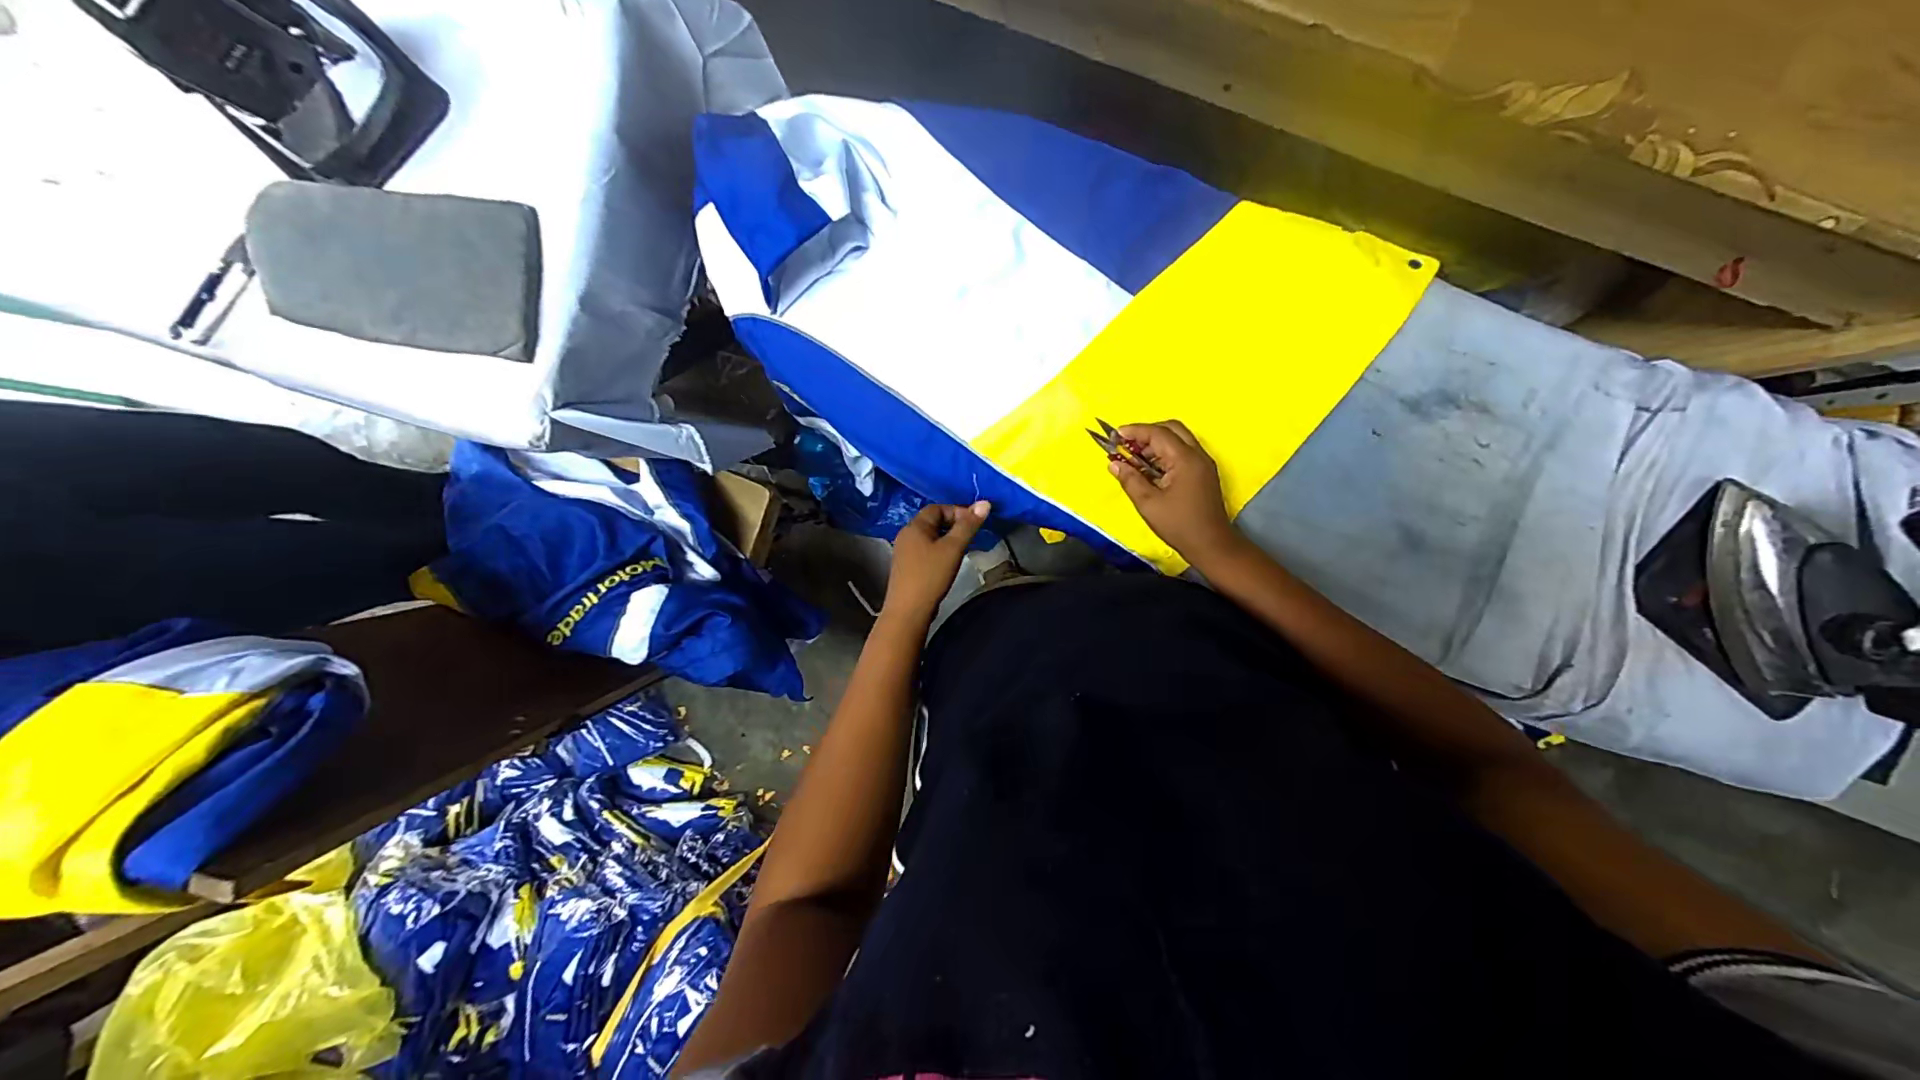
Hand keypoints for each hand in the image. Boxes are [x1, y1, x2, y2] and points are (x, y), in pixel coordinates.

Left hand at [884, 501, 990, 618]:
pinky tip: (948, 563)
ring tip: (963, 549)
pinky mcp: (906, 567)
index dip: (957, 511)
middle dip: (953, 525)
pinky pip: (925, 550)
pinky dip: (939, 551)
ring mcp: (903, 552)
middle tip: (971, 535)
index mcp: (914, 526)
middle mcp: (906, 535)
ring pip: (929, 537)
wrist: (908, 611)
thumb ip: (968, 526)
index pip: (937, 508)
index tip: (974, 523)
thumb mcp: (953, 548)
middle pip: (932, 521)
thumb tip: (984, 503)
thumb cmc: (931, 576)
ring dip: (947, 539)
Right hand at [1108, 420, 1240, 565]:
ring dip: (1156, 444)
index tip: (1115, 435)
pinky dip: (1165, 454)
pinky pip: (1183, 452)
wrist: (1211, 544)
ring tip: (1135, 459)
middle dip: (1147, 433)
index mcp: (1185, 460)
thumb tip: (1114, 464)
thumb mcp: (1148, 504)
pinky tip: (1151, 469)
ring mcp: (1203, 463)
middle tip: (1127, 444)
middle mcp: (1197, 455)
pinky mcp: (1204, 473)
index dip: (1135, 431)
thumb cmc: (1179, 525)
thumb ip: (1130, 480)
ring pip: (1178, 439)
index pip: (1158, 433)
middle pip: (1171, 429)